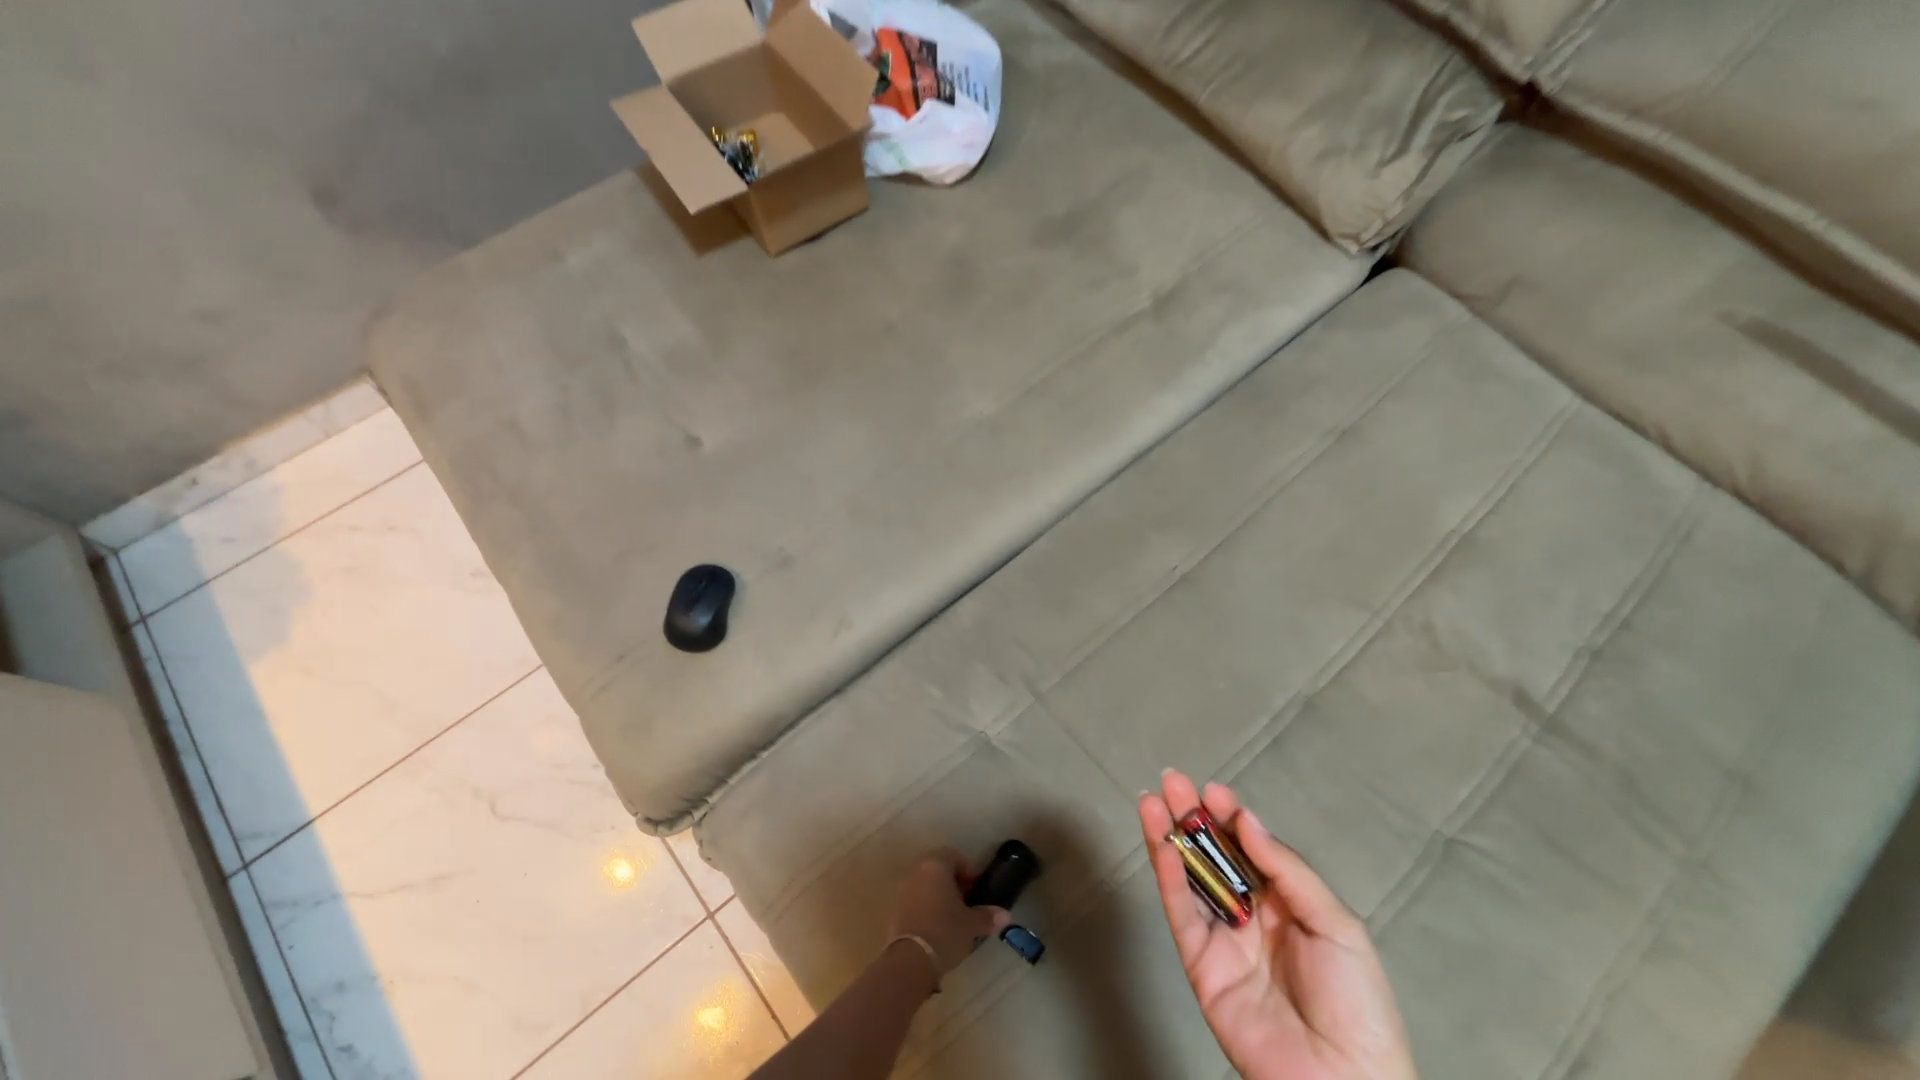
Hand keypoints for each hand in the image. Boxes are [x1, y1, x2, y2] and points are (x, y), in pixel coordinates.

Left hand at [890, 849, 1012, 979]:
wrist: (911, 959)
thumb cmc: (946, 931)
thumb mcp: (972, 924)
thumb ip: (987, 916)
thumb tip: (1004, 914)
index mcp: (935, 866)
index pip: (953, 856)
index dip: (968, 870)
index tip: (978, 887)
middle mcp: (915, 872)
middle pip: (936, 869)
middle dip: (953, 882)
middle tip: (967, 900)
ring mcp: (902, 890)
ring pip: (924, 885)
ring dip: (939, 895)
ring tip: (954, 916)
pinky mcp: (894, 910)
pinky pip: (915, 900)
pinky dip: (927, 907)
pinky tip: (938, 927)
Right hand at [1141, 770, 1417, 1079]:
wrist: (1343, 1076)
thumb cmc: (1357, 1001)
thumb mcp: (1337, 925)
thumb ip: (1287, 870)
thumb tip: (1247, 821)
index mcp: (1290, 906)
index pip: (1250, 851)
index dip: (1230, 819)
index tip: (1212, 790)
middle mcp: (1252, 917)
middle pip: (1215, 859)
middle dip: (1193, 819)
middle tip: (1172, 782)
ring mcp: (1224, 940)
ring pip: (1191, 880)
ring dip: (1170, 839)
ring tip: (1153, 800)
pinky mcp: (1201, 964)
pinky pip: (1183, 914)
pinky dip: (1169, 878)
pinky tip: (1163, 846)